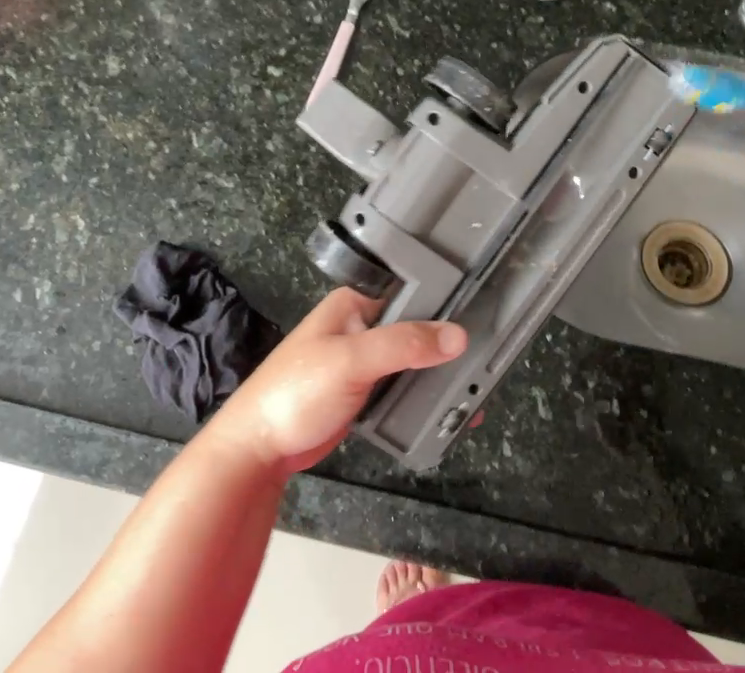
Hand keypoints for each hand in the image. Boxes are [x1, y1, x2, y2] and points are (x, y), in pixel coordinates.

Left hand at [202, 288, 466, 475]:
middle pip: (416, 333)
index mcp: (353, 305)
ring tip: (475, 395)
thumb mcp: (351, 361)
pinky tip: (447, 413)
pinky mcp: (363, 394)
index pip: (410, 297)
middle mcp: (360, 328)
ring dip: (438, 380)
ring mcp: (361, 363)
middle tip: (485, 371)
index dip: (444, 310)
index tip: (483, 325)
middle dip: (446, 353)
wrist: (259, 447)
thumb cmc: (295, 393)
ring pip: (412, 365)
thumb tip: (457, 335)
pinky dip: (422, 401)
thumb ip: (403, 345)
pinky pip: (402, 391)